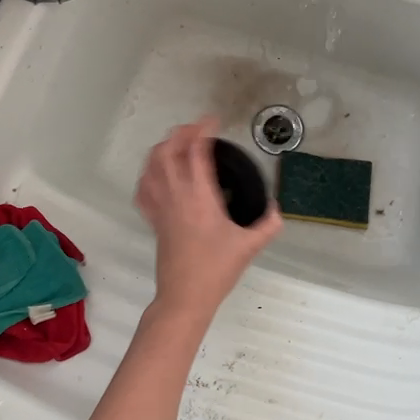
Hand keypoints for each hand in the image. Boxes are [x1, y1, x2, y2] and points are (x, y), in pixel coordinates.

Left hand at [135, 119, 281, 320]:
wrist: (184, 297)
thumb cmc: (216, 270)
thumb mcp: (249, 247)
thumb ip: (268, 225)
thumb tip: (276, 210)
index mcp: (200, 197)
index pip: (197, 152)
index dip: (203, 130)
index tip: (213, 121)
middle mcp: (176, 196)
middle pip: (167, 151)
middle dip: (179, 134)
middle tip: (196, 130)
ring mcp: (160, 208)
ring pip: (151, 167)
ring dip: (161, 149)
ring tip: (176, 144)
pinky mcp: (153, 221)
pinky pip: (143, 190)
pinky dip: (148, 175)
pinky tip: (157, 174)